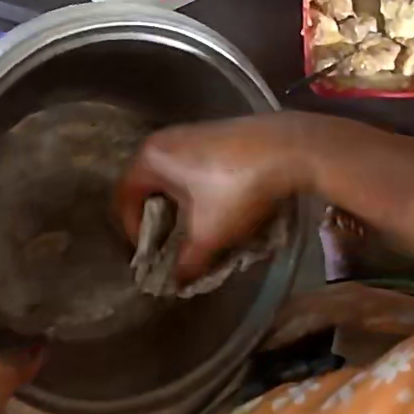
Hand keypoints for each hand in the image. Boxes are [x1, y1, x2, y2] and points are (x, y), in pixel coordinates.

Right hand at [116, 113, 318, 278]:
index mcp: (151, 158)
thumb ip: (187, 262)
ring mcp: (191, 131)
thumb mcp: (209, 235)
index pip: (124, 196)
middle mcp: (164, 139)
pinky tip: (221, 203)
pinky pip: (193, 164)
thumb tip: (176, 282)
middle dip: (159, 218)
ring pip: (173, 175)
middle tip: (174, 242)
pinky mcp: (215, 132)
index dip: (132, 229)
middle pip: (148, 184)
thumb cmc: (237, 189)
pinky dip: (198, 187)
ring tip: (199, 226)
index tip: (152, 252)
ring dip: (181, 204)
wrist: (288, 148)